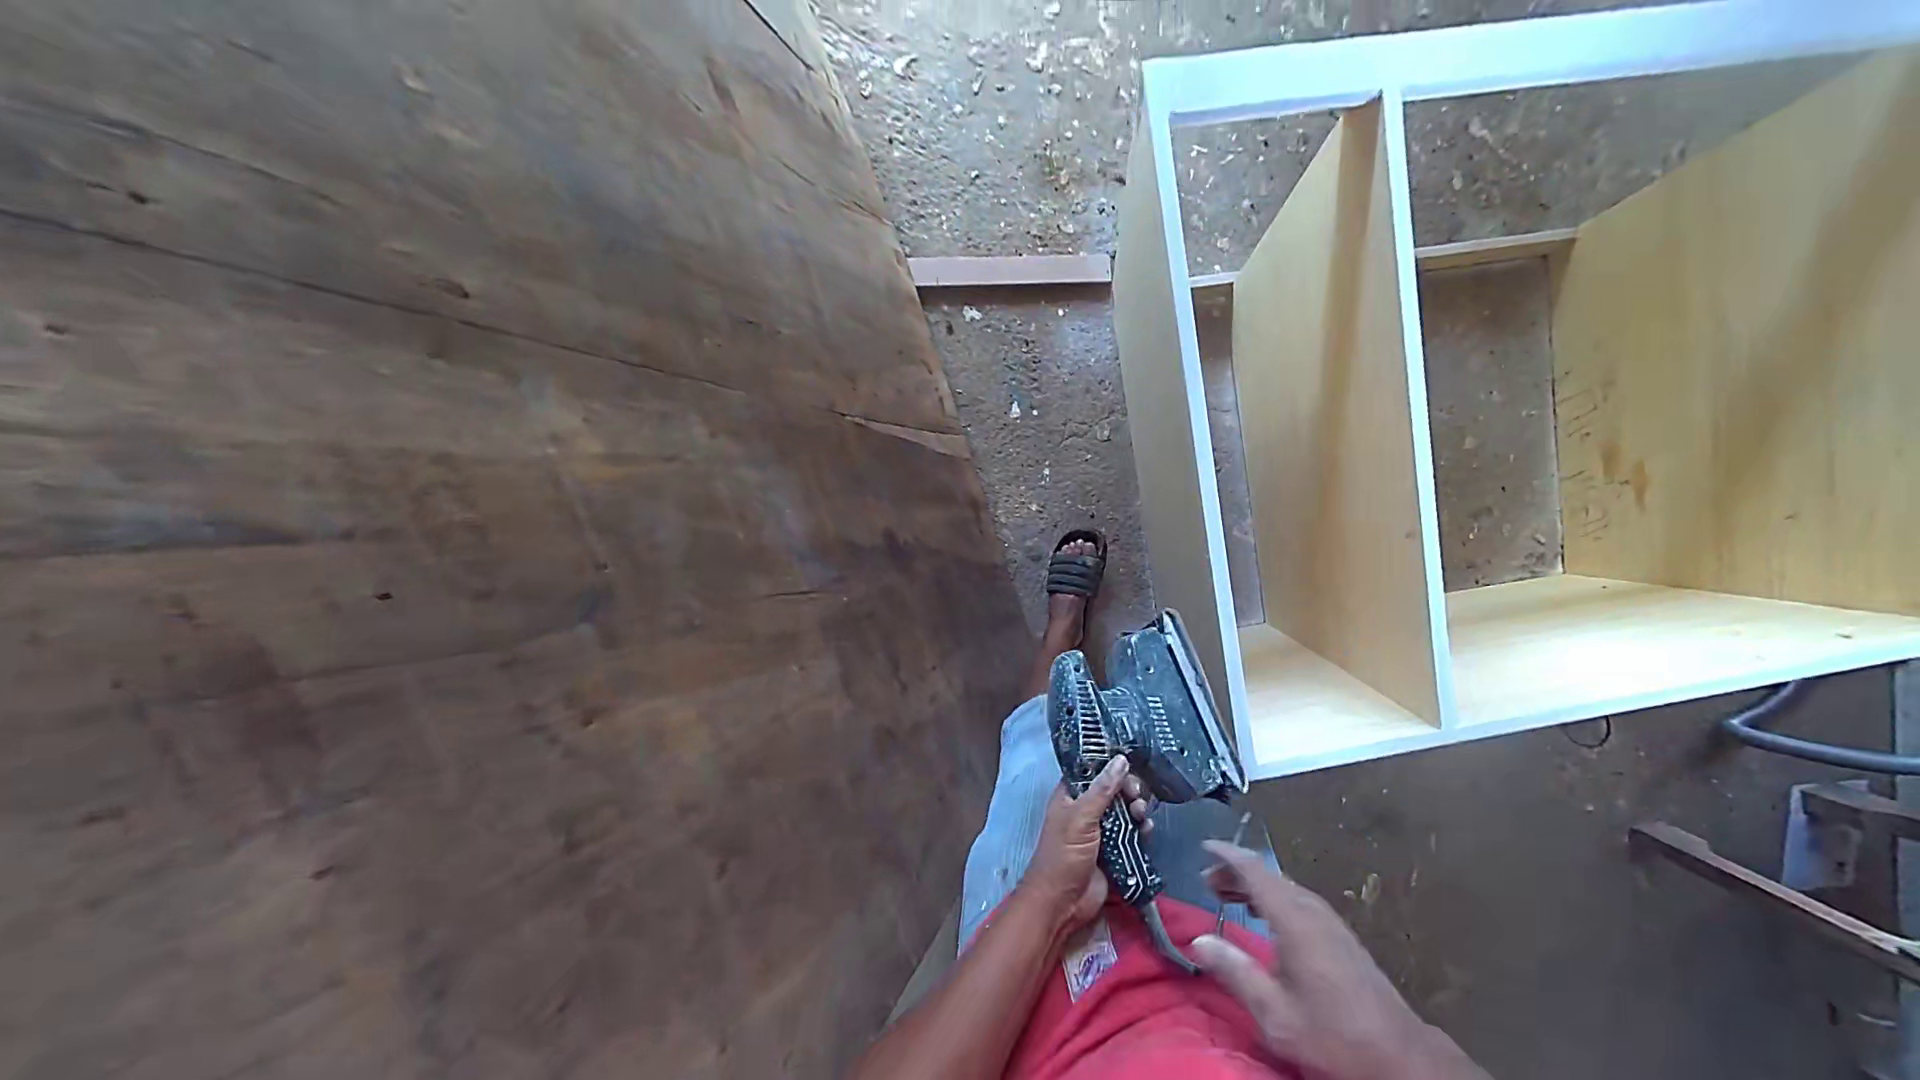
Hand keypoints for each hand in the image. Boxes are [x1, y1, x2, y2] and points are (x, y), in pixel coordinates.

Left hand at [1015, 756, 1154, 932]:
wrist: (1063, 903)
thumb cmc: (1063, 855)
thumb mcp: (1080, 818)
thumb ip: (1102, 790)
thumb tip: (1121, 760)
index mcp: (1070, 796)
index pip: (1092, 771)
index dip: (1110, 766)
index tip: (1129, 765)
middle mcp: (1085, 809)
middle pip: (1113, 790)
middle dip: (1128, 789)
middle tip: (1136, 796)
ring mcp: (1100, 830)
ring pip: (1125, 810)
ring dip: (1136, 809)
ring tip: (1141, 815)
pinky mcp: (1114, 850)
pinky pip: (1131, 833)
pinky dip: (1140, 829)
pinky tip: (1146, 830)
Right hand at [1192, 842, 1488, 1079]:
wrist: (1402, 1058)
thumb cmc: (1333, 1033)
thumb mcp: (1274, 1013)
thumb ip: (1235, 971)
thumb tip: (1198, 940)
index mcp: (1294, 920)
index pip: (1255, 871)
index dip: (1227, 855)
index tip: (1204, 846)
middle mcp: (1312, 911)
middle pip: (1269, 876)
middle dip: (1236, 872)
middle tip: (1208, 881)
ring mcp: (1330, 923)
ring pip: (1284, 887)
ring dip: (1254, 885)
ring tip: (1228, 896)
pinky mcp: (1340, 937)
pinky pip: (1297, 900)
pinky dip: (1272, 897)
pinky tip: (1265, 917)